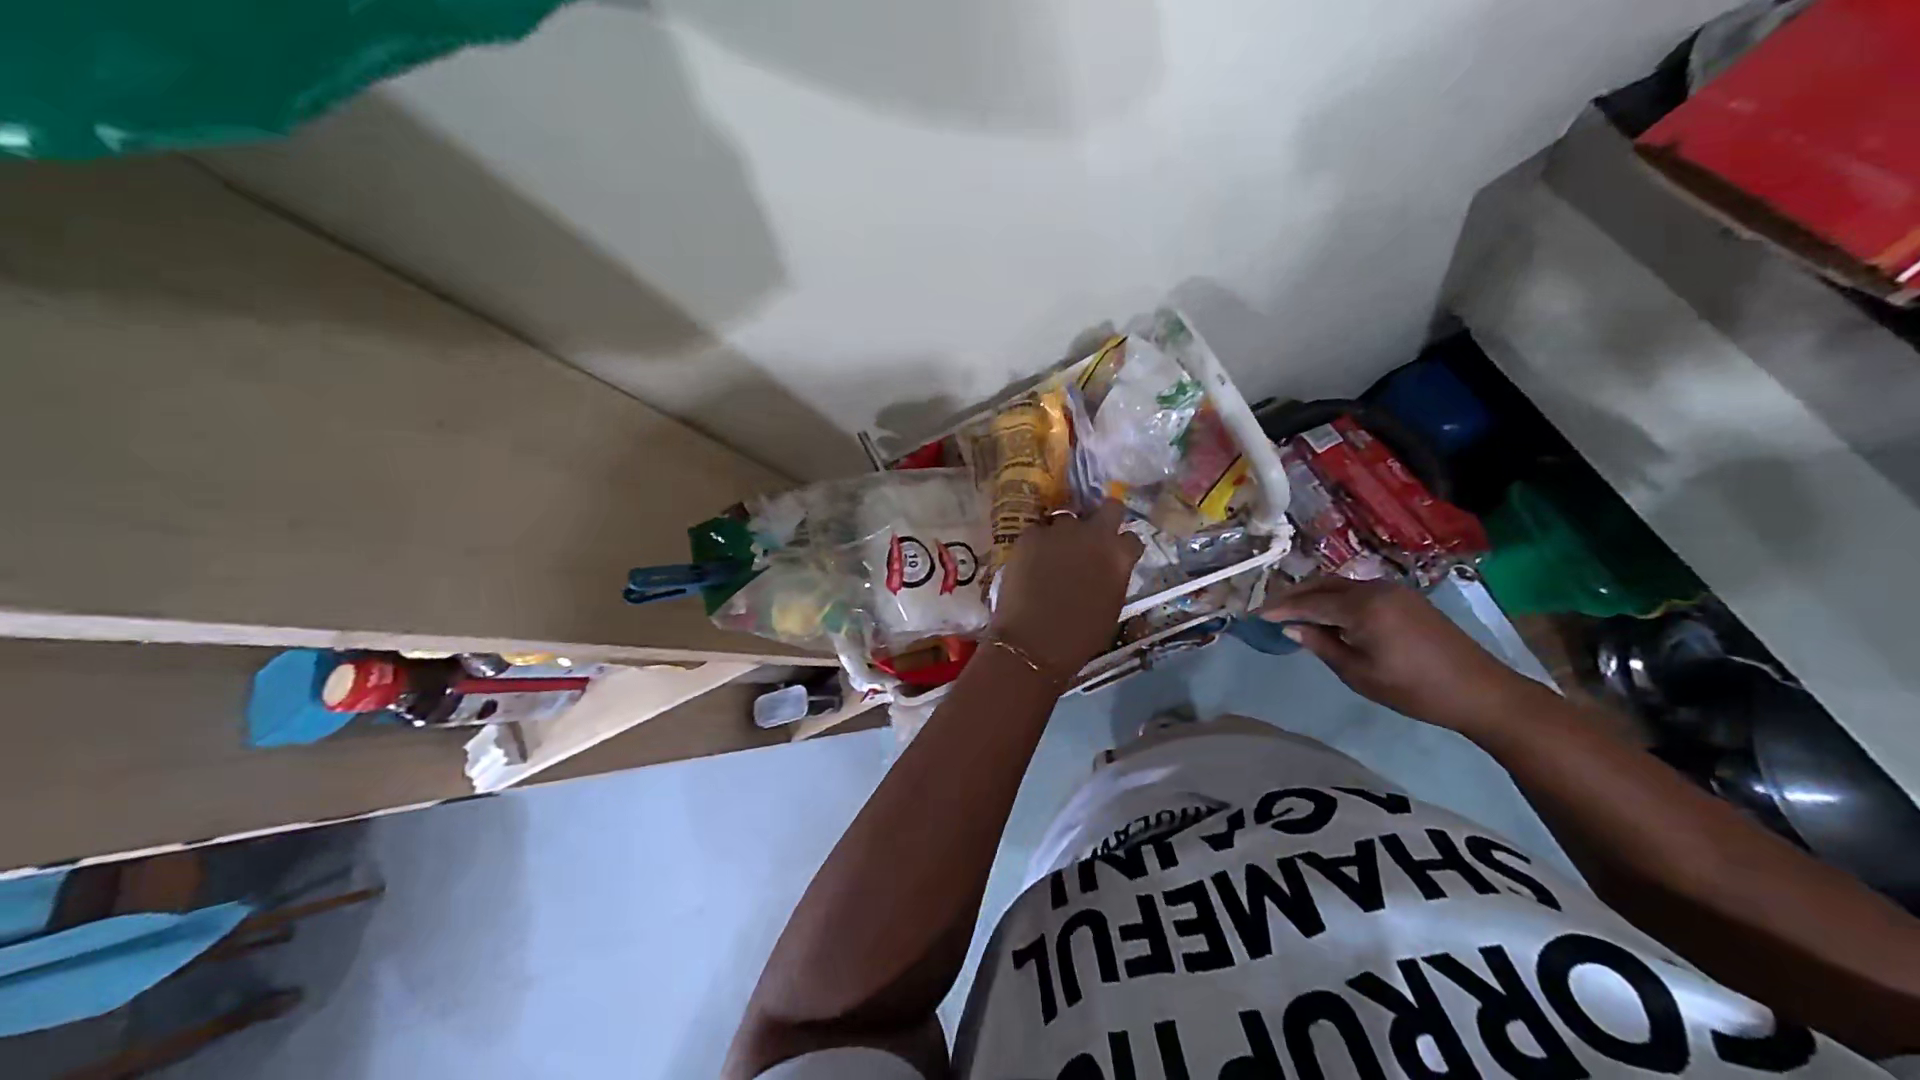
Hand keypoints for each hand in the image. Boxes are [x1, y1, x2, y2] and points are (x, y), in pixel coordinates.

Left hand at [990, 501, 1144, 676]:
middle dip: (1103, 518)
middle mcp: (1094, 534)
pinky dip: (1037, 543)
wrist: (1034, 641)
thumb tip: (1106, 570)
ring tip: (1053, 553)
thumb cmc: (1080, 636)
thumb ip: (1113, 578)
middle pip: (1109, 508)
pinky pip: (1038, 531)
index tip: (1116, 554)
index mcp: (1119, 556)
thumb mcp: (1111, 606)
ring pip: (1067, 520)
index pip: (1132, 538)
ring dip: (1065, 533)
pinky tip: (1030, 561)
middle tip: (1092, 536)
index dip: (1123, 546)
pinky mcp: (1030, 535)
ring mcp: (1060, 531)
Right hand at [1260, 576, 1538, 732]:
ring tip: (1294, 610)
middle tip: (1271, 610)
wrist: (1481, 691)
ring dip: (1315, 594)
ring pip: (1341, 584)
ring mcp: (1393, 590)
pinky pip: (1359, 589)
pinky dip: (1336, 597)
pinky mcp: (1406, 597)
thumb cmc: (1414, 689)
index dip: (1281, 608)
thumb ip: (1322, 646)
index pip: (1310, 602)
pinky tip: (1329, 612)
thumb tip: (1292, 629)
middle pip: (1324, 584)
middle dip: (1295, 595)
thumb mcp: (1359, 673)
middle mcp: (1375, 589)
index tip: (1256, 615)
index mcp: (1363, 607)